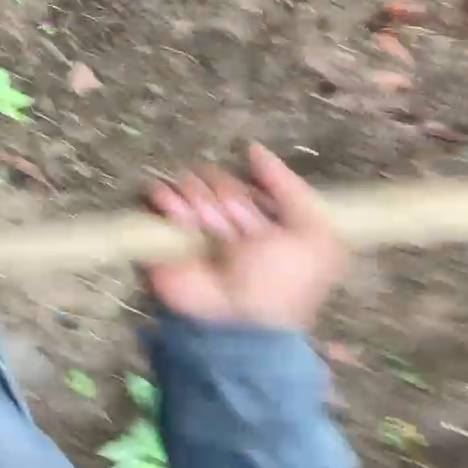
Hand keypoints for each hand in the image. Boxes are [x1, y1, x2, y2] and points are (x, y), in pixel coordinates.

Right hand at [143, 143, 345, 330]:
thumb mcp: (314, 239)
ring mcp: (189, 220)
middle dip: (225, 200)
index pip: (245, 179)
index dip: (252, 196)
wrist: (236, 319)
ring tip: (205, 228)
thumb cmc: (281, 283)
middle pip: (213, 176)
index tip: (261, 224)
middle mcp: (222, 214)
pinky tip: (178, 216)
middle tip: (233, 232)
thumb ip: (291, 189)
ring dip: (197, 201)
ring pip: (184, 181)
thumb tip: (252, 147)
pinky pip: (152, 195)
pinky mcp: (158, 228)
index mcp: (258, 215)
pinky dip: (164, 199)